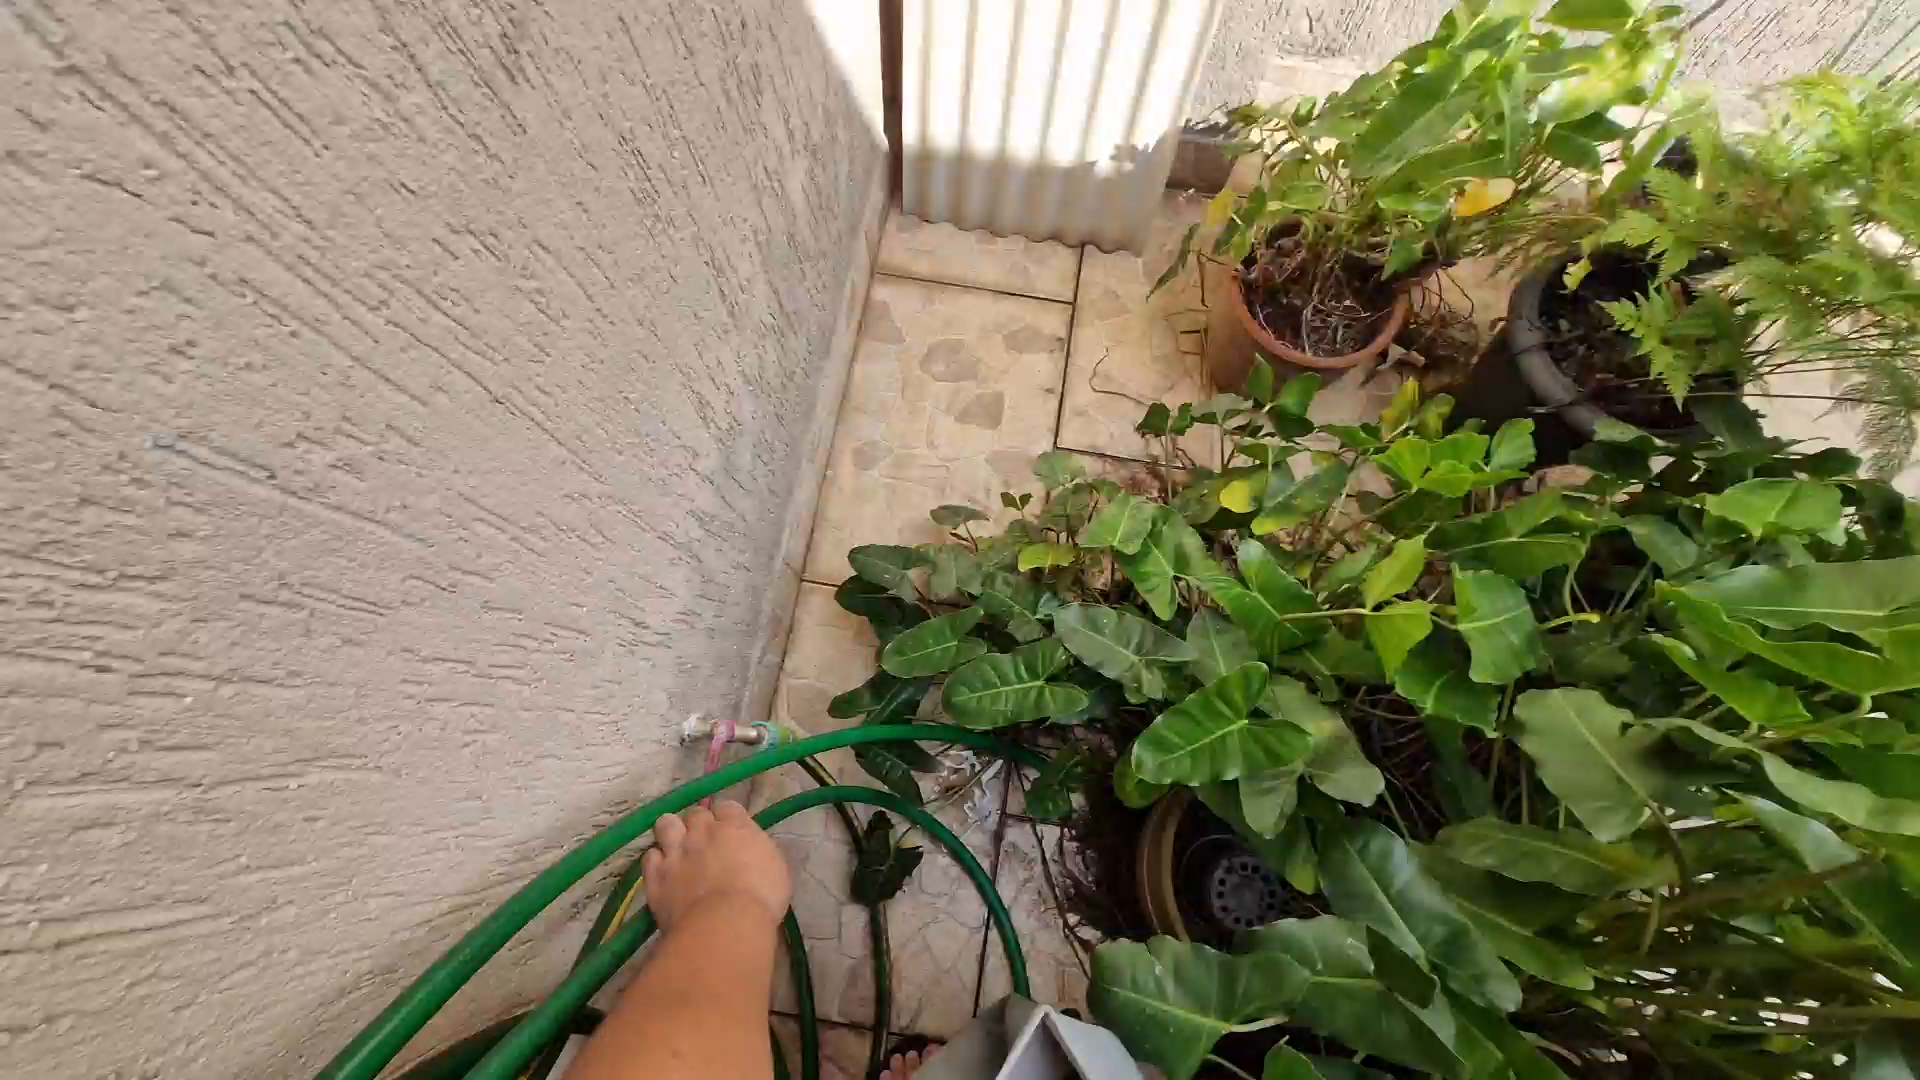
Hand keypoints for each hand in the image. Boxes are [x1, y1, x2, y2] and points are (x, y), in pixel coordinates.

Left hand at [642, 801, 790, 931]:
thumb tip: (751, 850)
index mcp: (735, 826)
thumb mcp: (775, 867)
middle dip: (699, 822)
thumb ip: (758, 850)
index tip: (731, 830)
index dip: (728, 817)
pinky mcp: (656, 877)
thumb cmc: (761, 897)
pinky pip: (650, 857)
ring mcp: (677, 852)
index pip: (727, 806)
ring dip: (671, 831)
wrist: (725, 926)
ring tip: (677, 846)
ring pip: (666, 824)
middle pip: (695, 812)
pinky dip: (656, 861)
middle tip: (704, 840)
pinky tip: (663, 871)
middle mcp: (703, 832)